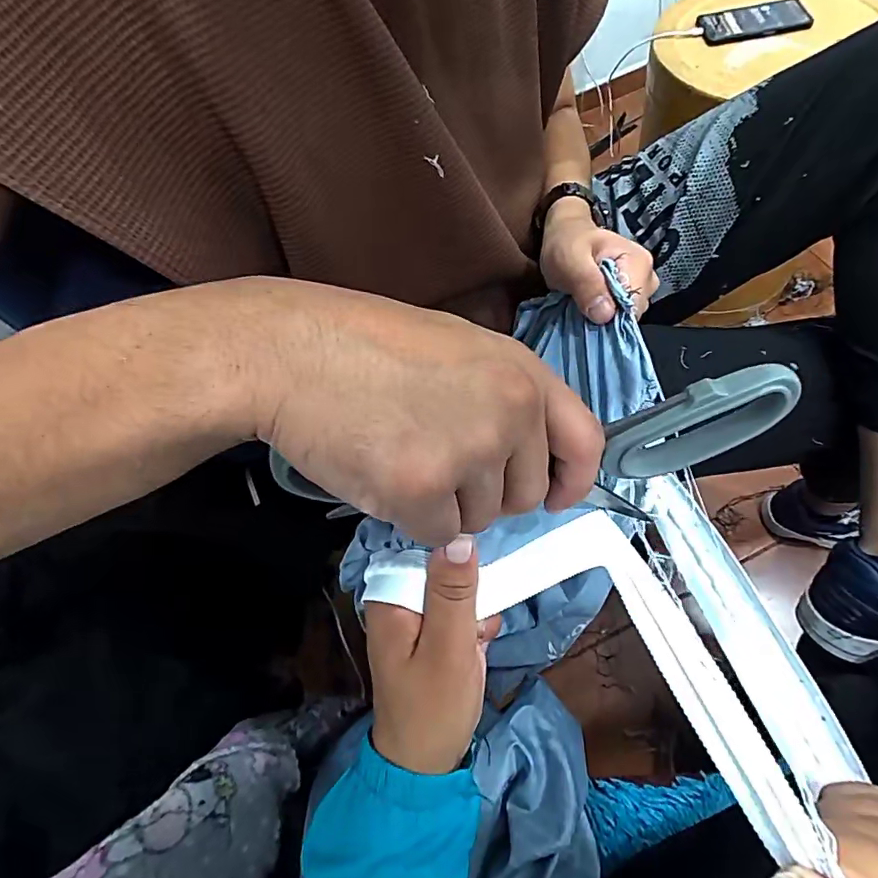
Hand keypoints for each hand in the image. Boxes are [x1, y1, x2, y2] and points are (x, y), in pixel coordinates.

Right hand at [241, 278, 603, 544]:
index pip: (586, 442)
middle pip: (525, 495)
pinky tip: (383, 474)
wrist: (292, 351)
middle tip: (441, 460)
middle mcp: (510, 413)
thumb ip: (507, 398)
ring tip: (405, 454)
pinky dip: (412, 517)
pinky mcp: (421, 491)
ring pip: (480, 519)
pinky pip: (437, 533)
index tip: (557, 497)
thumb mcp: (463, 350)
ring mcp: (468, 452)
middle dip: (489, 493)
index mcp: (524, 374)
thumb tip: (523, 457)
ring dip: (447, 505)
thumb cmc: (371, 344)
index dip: (575, 479)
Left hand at [365, 536, 502, 773]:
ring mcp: (414, 618)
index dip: (455, 548)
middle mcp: (397, 602)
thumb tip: (460, 536)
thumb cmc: (434, 707)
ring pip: (455, 586)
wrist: (426, 764)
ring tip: (480, 635)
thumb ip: (453, 592)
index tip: (482, 563)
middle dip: (470, 585)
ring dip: (476, 605)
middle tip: (480, 617)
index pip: (421, 546)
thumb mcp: (449, 647)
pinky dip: (474, 622)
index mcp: (389, 599)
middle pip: (441, 565)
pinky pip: (458, 609)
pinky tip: (480, 643)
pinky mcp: (431, 633)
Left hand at [538, 198, 659, 322]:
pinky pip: (622, 315)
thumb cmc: (568, 243)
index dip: (609, 313)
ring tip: (586, 297)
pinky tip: (592, 301)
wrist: (568, 236)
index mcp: (639, 263)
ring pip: (627, 316)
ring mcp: (642, 287)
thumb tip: (605, 315)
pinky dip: (606, 313)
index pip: (633, 305)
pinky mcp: (633, 295)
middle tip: (583, 298)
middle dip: (607, 313)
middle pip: (632, 313)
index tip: (588, 305)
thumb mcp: (569, 260)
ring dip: (605, 313)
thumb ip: (587, 284)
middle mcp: (647, 276)